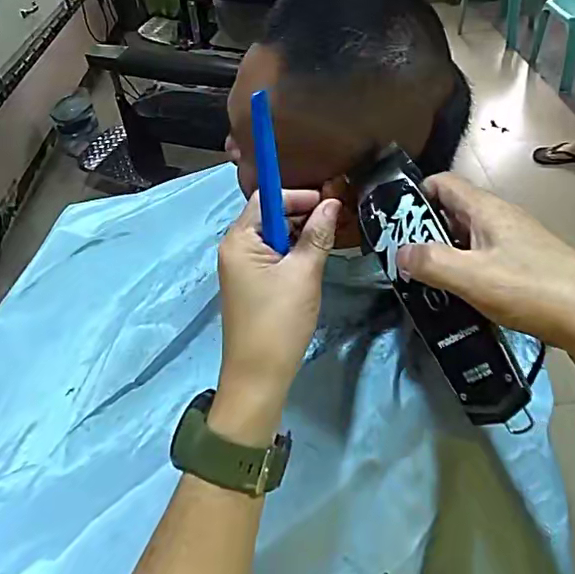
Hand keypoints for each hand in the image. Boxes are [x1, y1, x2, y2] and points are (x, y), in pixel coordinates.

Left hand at [212, 190, 340, 443]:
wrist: (258, 377)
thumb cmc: (279, 320)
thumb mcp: (304, 272)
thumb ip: (318, 233)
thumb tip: (332, 202)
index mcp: (239, 239)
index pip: (268, 198)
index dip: (300, 195)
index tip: (332, 202)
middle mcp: (235, 247)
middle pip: (271, 214)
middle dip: (304, 213)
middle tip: (339, 218)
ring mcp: (242, 266)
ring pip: (275, 234)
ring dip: (303, 232)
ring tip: (334, 235)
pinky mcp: (252, 282)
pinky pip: (274, 253)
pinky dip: (295, 250)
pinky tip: (318, 255)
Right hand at [397, 174, 574, 364]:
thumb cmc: (532, 288)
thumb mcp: (473, 277)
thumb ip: (432, 263)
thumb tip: (399, 251)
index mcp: (487, 209)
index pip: (443, 183)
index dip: (415, 195)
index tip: (394, 222)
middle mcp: (502, 216)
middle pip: (454, 210)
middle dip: (426, 229)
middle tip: (405, 260)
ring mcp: (518, 239)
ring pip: (471, 236)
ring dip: (447, 253)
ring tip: (428, 282)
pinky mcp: (529, 262)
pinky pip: (487, 256)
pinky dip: (469, 268)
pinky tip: (464, 296)